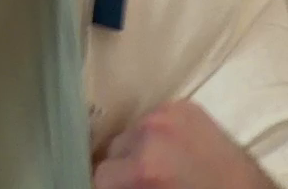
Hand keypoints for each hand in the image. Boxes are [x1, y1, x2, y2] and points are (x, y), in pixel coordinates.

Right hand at [94, 102, 273, 188]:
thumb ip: (130, 187)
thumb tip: (118, 182)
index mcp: (145, 168)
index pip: (101, 174)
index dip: (111, 188)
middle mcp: (151, 132)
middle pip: (113, 149)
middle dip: (124, 170)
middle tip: (144, 184)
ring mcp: (169, 114)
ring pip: (134, 131)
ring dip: (140, 149)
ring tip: (163, 169)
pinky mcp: (186, 106)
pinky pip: (156, 118)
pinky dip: (159, 135)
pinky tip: (177, 153)